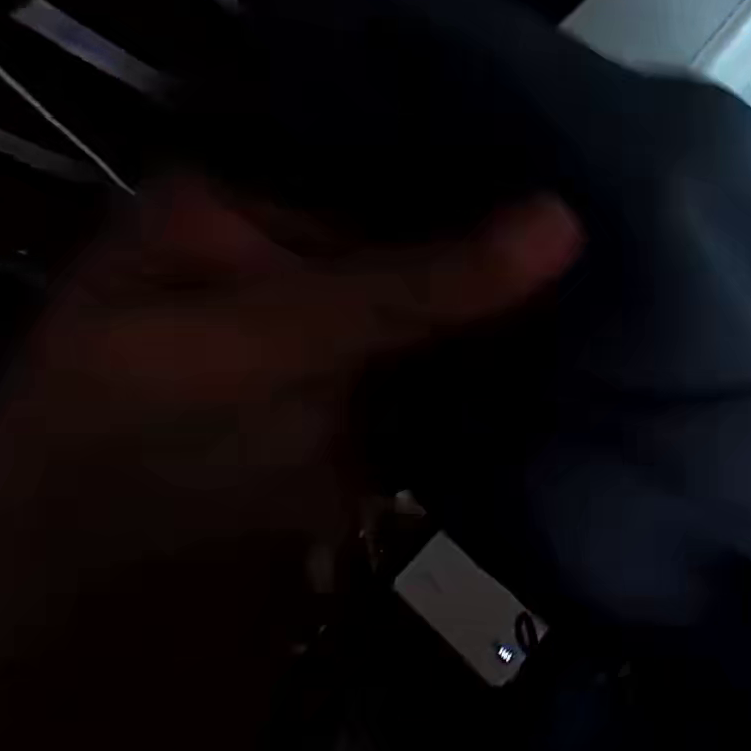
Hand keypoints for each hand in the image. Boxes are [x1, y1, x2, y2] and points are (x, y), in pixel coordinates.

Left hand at [0, 175, 581, 750]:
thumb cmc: (156, 442)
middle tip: (601, 195)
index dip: (463, 146)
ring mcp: (353, 314)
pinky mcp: (397, 373)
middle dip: (503, 217)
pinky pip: (468, 336)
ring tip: (608, 243)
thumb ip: (419, 281)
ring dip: (519, 278)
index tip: (561, 140)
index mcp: (239, 199)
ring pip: (455, 279)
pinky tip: (581, 309)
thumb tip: (563, 219)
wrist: (142, 609)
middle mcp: (301, 244)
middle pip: (424, 214)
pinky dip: (516, 331)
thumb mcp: (273, 339)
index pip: (373, 148)